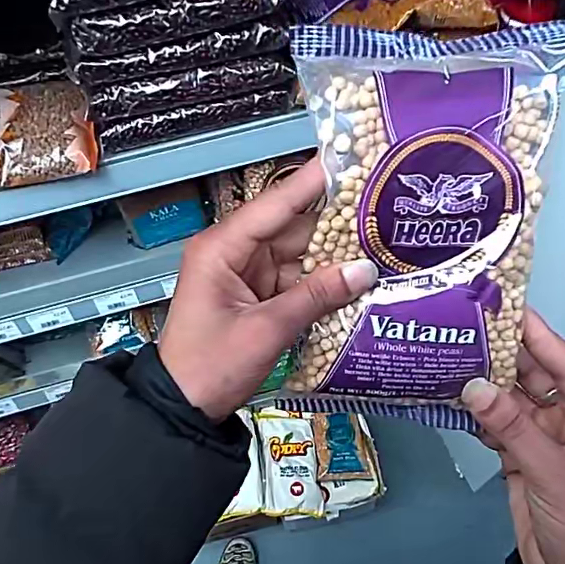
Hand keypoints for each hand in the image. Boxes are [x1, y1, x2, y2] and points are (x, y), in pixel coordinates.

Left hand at [159, 159, 376, 418]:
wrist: (183, 406)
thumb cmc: (208, 366)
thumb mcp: (266, 330)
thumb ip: (316, 297)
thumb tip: (364, 270)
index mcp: (221, 249)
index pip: (275, 204)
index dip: (313, 182)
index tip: (349, 158)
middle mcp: (232, 253)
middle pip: (292, 227)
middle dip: (335, 223)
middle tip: (381, 209)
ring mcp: (244, 274)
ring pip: (297, 253)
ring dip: (332, 255)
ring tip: (379, 243)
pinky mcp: (255, 295)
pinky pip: (294, 279)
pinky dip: (321, 282)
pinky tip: (355, 278)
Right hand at [460, 310, 564, 563]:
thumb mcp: (556, 476)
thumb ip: (513, 428)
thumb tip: (470, 385)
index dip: (540, 337)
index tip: (508, 307)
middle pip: (538, 378)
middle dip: (505, 355)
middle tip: (466, 325)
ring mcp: (548, 438)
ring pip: (514, 399)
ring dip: (486, 382)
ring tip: (451, 352)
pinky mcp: (523, 456)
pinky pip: (499, 423)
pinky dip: (478, 412)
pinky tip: (452, 394)